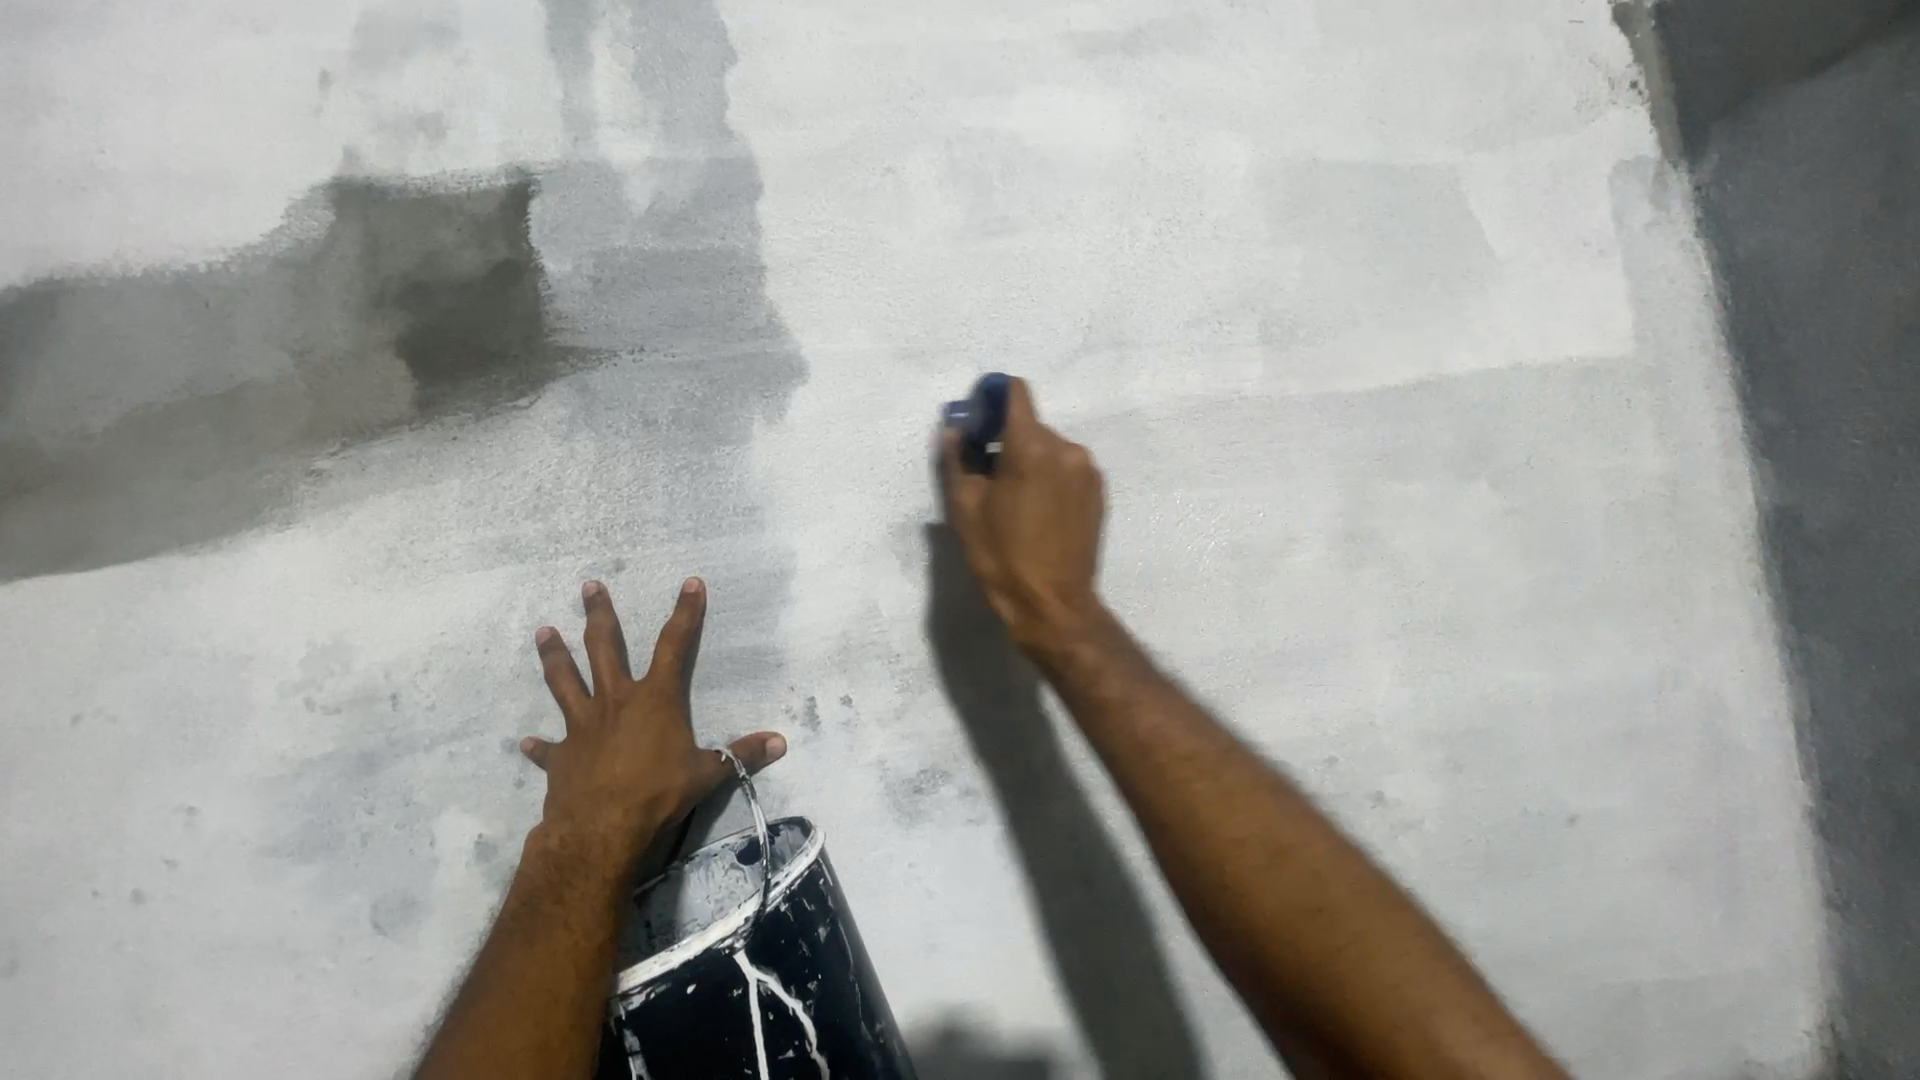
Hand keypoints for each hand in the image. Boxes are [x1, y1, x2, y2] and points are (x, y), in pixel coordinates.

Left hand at [520, 578, 785, 869]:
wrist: (602, 829)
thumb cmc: (658, 793)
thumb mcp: (708, 773)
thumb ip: (742, 754)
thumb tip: (781, 742)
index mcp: (655, 699)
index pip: (675, 645)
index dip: (685, 613)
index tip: (690, 583)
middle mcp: (616, 701)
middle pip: (603, 648)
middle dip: (599, 614)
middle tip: (589, 585)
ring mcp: (583, 726)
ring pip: (564, 681)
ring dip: (554, 655)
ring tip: (543, 630)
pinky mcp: (562, 757)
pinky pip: (548, 749)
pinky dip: (539, 746)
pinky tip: (526, 742)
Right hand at [940, 378, 1107, 652]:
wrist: (1052, 604)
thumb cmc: (1001, 557)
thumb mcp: (964, 509)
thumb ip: (957, 459)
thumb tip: (953, 429)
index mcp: (1030, 446)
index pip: (1015, 392)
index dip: (992, 399)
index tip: (978, 424)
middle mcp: (1066, 448)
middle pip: (1030, 425)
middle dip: (1007, 441)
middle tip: (989, 477)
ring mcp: (1087, 470)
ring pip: (1050, 448)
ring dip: (1030, 461)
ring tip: (1016, 502)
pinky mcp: (1099, 491)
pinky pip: (1067, 469)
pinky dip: (1050, 478)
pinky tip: (1039, 513)